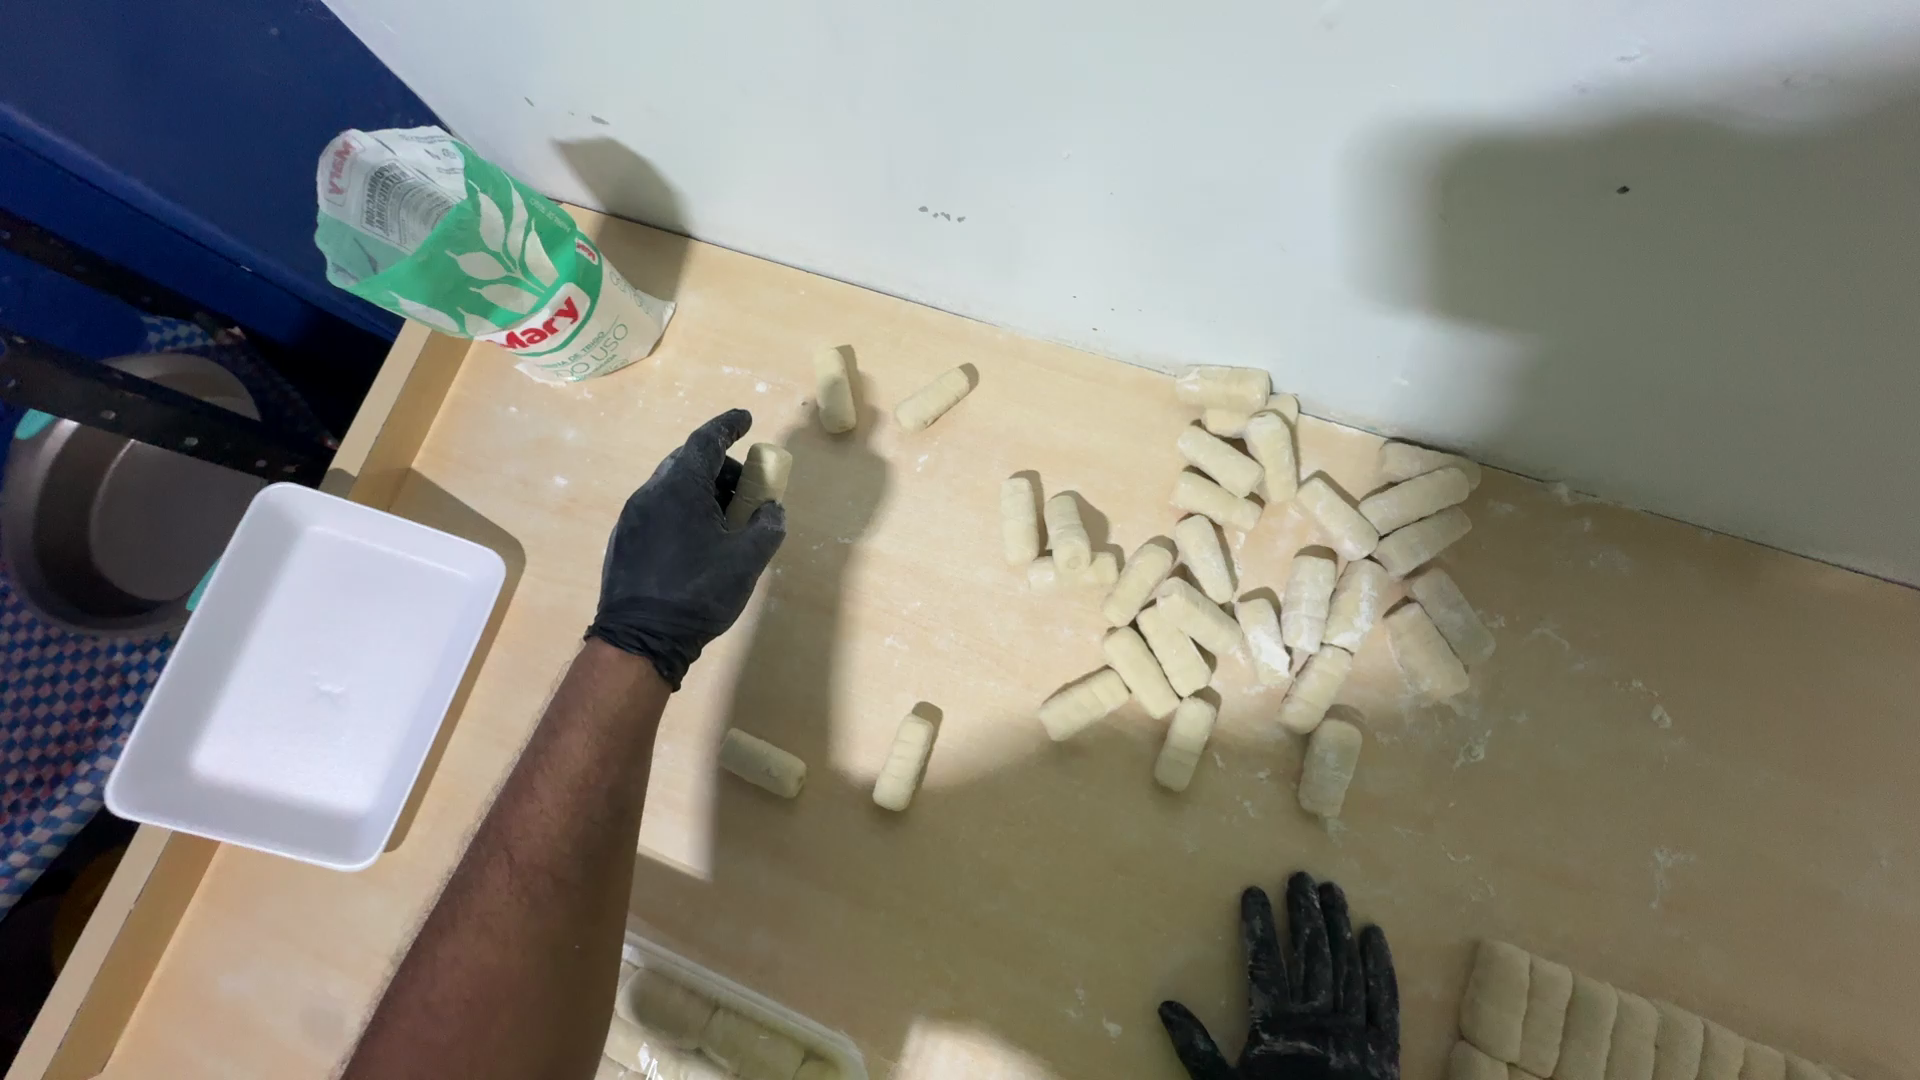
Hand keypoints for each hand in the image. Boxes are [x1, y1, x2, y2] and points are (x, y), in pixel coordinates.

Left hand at [585, 409, 785, 687]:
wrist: (640, 639)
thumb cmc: (698, 593)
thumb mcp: (748, 560)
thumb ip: (767, 527)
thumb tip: (772, 510)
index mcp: (681, 488)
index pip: (706, 440)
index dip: (728, 426)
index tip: (746, 419)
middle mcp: (651, 493)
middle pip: (688, 461)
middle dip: (720, 466)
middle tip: (746, 488)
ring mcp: (632, 516)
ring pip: (672, 486)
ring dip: (702, 490)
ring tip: (726, 520)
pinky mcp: (624, 539)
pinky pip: (658, 508)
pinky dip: (683, 509)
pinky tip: (698, 540)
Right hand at [1159, 872, 1398, 1079]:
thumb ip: (1197, 1049)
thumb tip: (1164, 1005)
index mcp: (1276, 1027)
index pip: (1264, 961)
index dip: (1258, 924)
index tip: (1253, 890)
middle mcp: (1317, 1020)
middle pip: (1309, 954)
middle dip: (1303, 912)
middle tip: (1300, 876)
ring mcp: (1354, 1033)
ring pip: (1345, 966)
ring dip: (1337, 925)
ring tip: (1332, 890)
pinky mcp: (1384, 1050)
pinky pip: (1383, 1000)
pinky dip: (1379, 965)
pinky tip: (1373, 935)